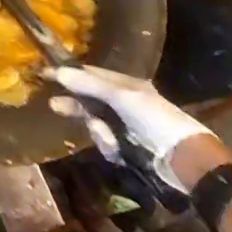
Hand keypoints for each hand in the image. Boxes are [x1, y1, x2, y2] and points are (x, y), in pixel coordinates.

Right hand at [50, 66, 214, 191]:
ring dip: (99, 132)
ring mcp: (125, 125)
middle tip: (55, 106)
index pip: (91, 74)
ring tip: (109, 140)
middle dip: (76, 105)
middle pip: (89, 99)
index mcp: (126, 84)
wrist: (184, 160)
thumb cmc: (155, 120)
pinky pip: (105, 142)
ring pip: (95, 123)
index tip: (46, 75)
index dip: (69, 74)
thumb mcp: (121, 97)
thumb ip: (89, 85)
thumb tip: (58, 71)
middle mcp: (123, 102)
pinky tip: (118, 150)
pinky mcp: (126, 146)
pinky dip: (109, 146)